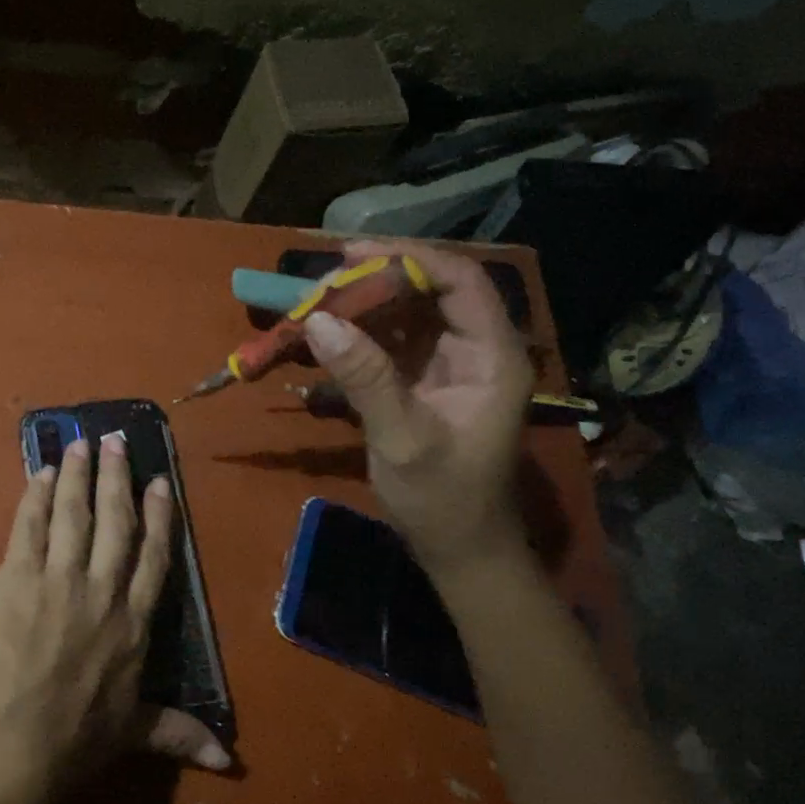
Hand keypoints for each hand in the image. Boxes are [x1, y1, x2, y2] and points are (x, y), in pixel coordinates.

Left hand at [0, 434, 229, 803]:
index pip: (153, 560)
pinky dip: (35, 497)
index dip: (158, 518)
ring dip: (76, 476)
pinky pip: (30, 526)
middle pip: (115, 524)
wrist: (9, 731)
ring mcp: (60, 578)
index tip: (160, 483)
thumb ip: (175, 734)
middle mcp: (103, 592)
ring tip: (78, 443)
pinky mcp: (17, 573)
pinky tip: (38, 474)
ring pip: (74, 515)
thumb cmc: (71, 738)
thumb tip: (228, 759)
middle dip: (116, 479)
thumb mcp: (131, 735)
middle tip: (116, 441)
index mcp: (134, 626)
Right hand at [303, 241, 534, 573]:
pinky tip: (321, 333)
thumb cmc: (444, 499)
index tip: (350, 255)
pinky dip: (355, 332)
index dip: (410, 259)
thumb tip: (318, 321)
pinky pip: (387, 340)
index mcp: (491, 357)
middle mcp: (474, 350)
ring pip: (405, 312)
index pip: (461, 282)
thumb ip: (366, 379)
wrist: (458, 548)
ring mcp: (446, 364)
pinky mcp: (419, 381)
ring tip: (313, 301)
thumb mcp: (404, 440)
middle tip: (321, 281)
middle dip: (375, 280)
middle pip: (429, 290)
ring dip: (360, 303)